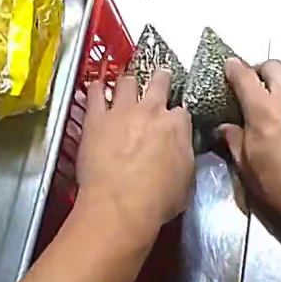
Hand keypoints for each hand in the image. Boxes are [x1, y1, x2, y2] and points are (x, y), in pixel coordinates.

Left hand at [74, 68, 193, 248]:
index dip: (178, 115)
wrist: (121, 203)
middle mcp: (152, 110)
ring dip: (128, 82)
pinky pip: (94, 93)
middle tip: (161, 77)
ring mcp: (122, 111)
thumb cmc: (157, 199)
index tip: (176, 120)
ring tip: (126, 82)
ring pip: (126, 81)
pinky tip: (95, 86)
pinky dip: (96, 88)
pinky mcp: (96, 118)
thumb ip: (184, 156)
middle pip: (159, 82)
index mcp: (177, 126)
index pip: (182, 111)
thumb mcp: (186, 179)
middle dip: (161, 78)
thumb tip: (181, 151)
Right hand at [218, 58, 280, 240]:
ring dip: (276, 96)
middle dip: (260, 69)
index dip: (234, 68)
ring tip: (268, 120)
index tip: (228, 67)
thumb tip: (225, 127)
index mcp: (264, 113)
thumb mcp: (245, 167)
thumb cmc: (277, 188)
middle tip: (250, 84)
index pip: (246, 76)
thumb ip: (234, 140)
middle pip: (275, 68)